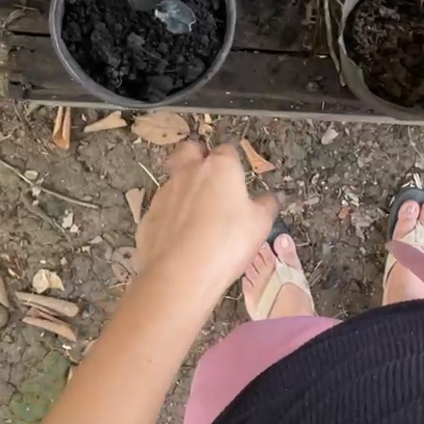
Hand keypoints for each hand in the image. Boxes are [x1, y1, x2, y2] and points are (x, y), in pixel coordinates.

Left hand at [132, 143, 278, 312]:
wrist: (180, 274)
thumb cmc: (227, 242)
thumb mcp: (260, 225)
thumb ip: (267, 205)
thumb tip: (274, 197)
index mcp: (220, 167)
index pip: (227, 150)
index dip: (232, 161)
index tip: (238, 177)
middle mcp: (189, 172)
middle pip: (189, 149)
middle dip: (198, 156)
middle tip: (210, 179)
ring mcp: (165, 193)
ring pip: (174, 179)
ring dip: (184, 189)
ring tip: (198, 217)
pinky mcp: (148, 216)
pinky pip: (162, 208)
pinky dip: (171, 216)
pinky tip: (181, 238)